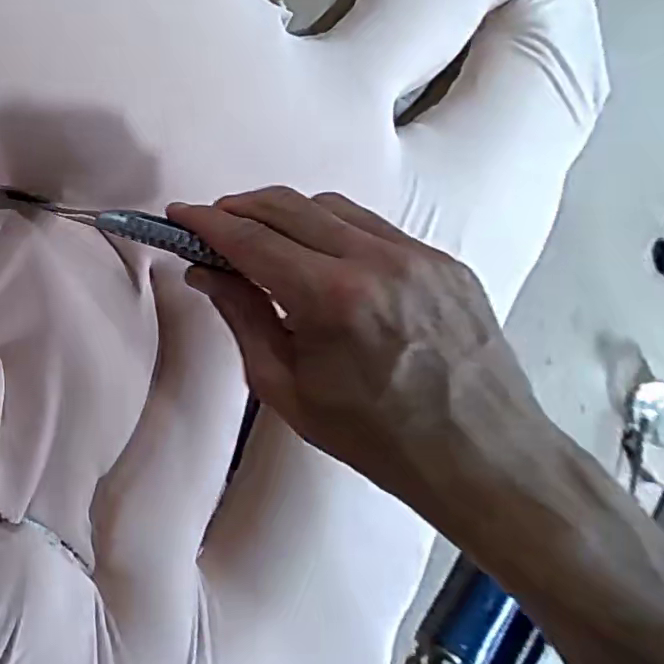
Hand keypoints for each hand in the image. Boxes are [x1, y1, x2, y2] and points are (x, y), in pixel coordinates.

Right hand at [169, 188, 555, 517]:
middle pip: (287, 205)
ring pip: (330, 207)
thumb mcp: (286, 388)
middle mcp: (376, 261)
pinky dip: (332, 230)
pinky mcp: (442, 259)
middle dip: (240, 207)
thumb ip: (241, 317)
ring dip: (286, 214)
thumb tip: (205, 272)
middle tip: (214, 224)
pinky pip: (371, 225)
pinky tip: (324, 259)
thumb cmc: (375, 438)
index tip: (179, 214)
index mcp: (332, 299)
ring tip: (266, 240)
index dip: (207, 222)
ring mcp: (417, 255)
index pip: (251, 239)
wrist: (484, 459)